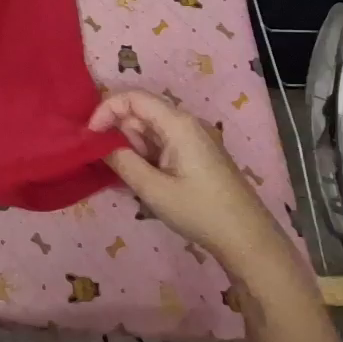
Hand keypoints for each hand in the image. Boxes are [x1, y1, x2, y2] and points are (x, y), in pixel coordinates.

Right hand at [90, 90, 286, 269]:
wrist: (251, 244)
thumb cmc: (201, 212)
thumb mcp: (153, 189)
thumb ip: (121, 160)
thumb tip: (97, 143)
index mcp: (178, 123)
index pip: (132, 98)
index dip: (106, 110)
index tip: (91, 136)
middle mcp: (187, 123)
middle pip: (140, 112)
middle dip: (120, 134)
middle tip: (116, 165)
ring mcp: (195, 138)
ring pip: (150, 129)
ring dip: (134, 147)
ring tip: (137, 179)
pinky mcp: (198, 154)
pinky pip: (163, 143)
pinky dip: (148, 156)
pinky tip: (150, 181)